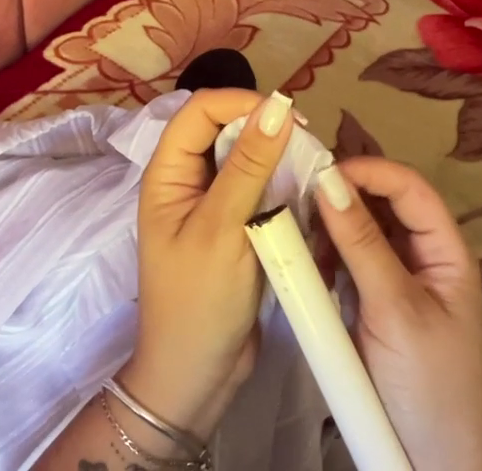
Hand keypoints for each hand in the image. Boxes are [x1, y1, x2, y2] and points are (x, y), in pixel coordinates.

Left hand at [122, 88, 295, 440]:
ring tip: (313, 164)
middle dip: (264, 126)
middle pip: (224, 128)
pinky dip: (281, 183)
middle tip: (309, 142)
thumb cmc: (198, 303)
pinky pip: (258, 187)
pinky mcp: (234, 226)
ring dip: (277, 155)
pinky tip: (307, 191)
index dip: (242, 102)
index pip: (200, 110)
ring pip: (245, 156)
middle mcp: (187, 180)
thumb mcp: (223, 230)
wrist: (196, 378)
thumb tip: (277, 106)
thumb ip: (249, 166)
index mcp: (167, 174)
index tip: (289, 117)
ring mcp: (211, 204)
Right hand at [315, 157, 481, 470]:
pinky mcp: (368, 300)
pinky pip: (343, 260)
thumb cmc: (427, 382)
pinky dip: (321, 254)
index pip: (410, 188)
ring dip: (327, 225)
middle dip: (341, 195)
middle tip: (297, 198)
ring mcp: (393, 279)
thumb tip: (328, 182)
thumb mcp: (396, 309)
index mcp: (446, 251)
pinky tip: (304, 260)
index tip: (321, 173)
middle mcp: (421, 255)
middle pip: (382, 203)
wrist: (428, 460)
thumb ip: (363, 244)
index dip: (370, 171)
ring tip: (297, 231)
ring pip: (357, 229)